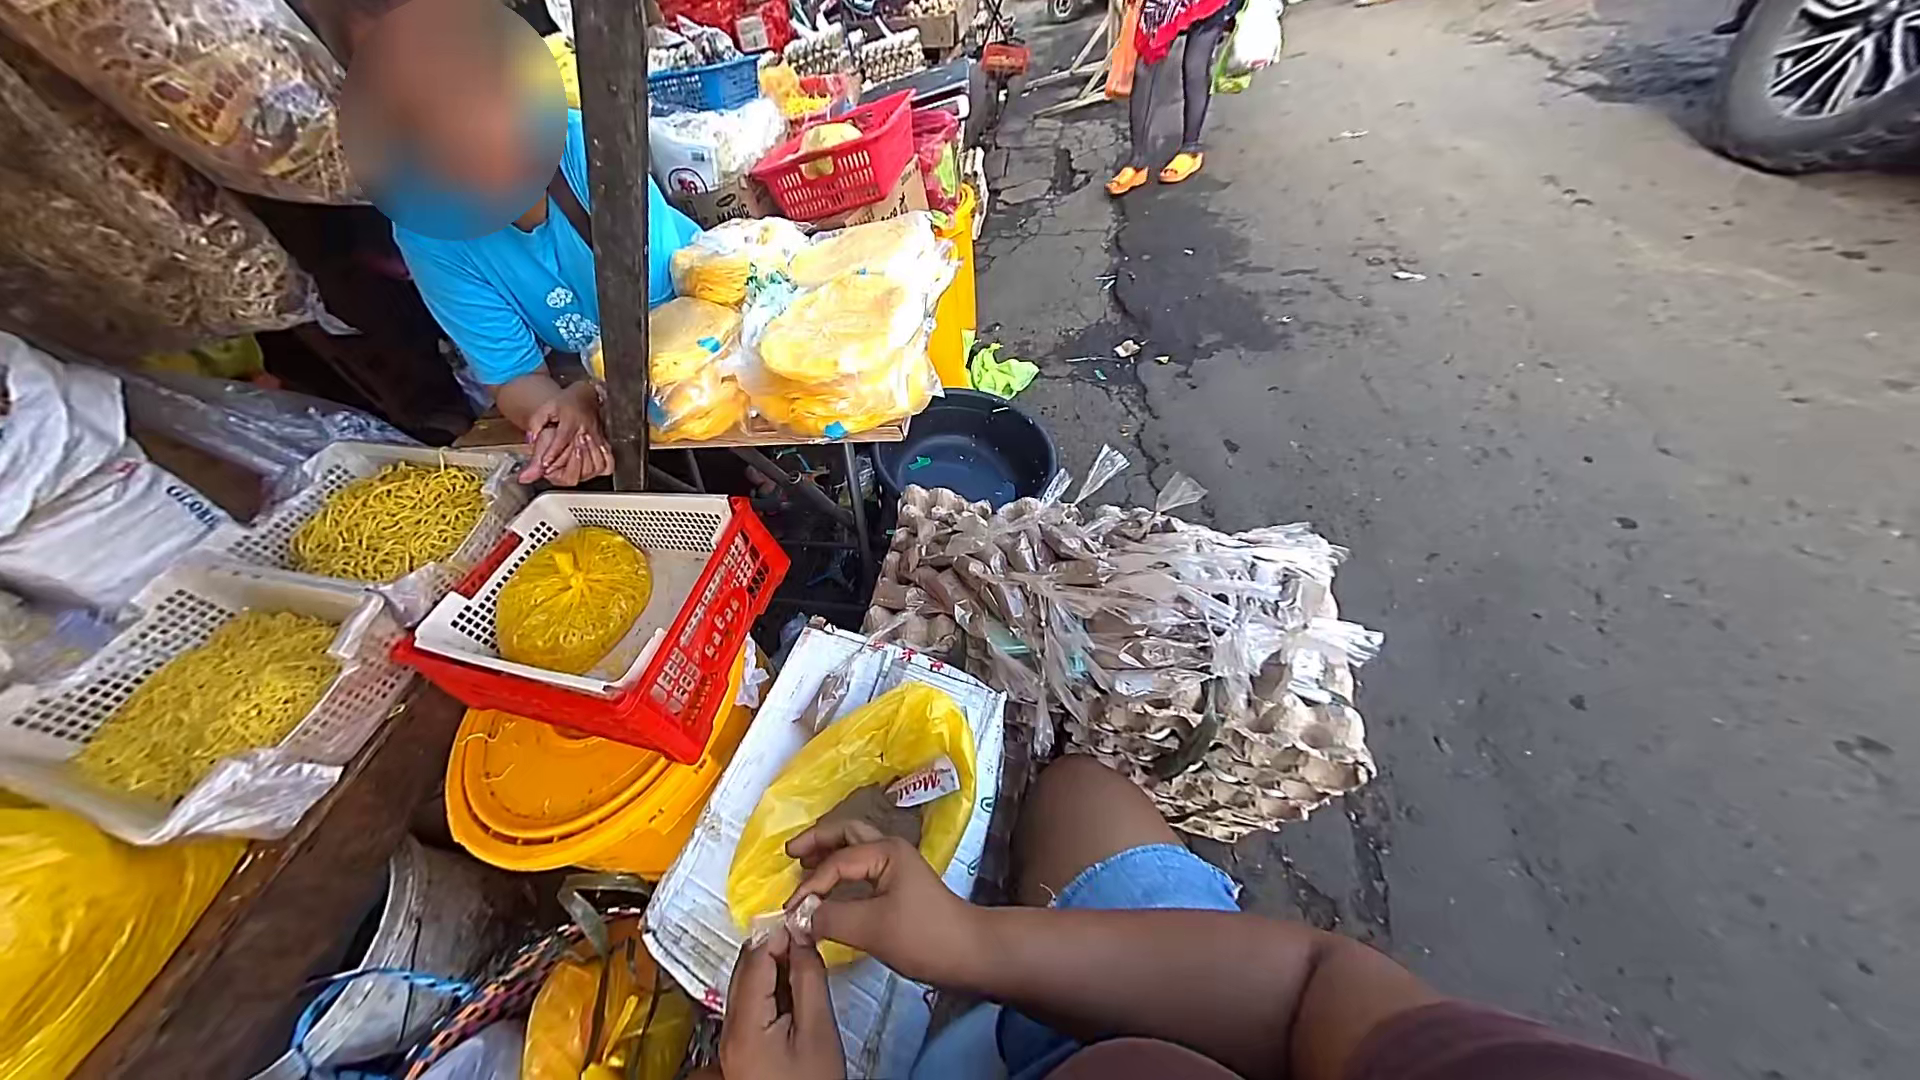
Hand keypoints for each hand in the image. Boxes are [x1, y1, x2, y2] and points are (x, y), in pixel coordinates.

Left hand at [519, 383, 611, 483]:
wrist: (587, 396)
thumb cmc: (566, 402)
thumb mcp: (546, 408)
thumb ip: (535, 423)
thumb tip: (530, 439)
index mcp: (571, 420)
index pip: (562, 440)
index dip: (553, 453)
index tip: (544, 464)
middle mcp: (586, 431)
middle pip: (579, 454)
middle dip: (565, 466)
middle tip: (552, 473)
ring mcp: (598, 438)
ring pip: (594, 460)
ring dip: (581, 469)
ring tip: (568, 473)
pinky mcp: (605, 443)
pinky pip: (607, 461)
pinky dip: (599, 468)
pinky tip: (590, 472)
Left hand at [719, 926, 844, 1079]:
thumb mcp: (818, 1027)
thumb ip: (808, 975)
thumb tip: (801, 935)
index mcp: (743, 1026)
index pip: (755, 958)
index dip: (780, 933)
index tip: (806, 922)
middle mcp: (727, 1031)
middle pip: (746, 967)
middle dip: (776, 946)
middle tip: (808, 938)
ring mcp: (730, 1041)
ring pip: (747, 982)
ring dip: (774, 964)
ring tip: (805, 961)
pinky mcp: (739, 1048)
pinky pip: (751, 1001)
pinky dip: (771, 985)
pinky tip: (794, 987)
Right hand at [784, 823, 981, 984]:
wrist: (965, 951)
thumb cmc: (922, 935)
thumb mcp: (872, 928)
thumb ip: (831, 918)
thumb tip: (799, 918)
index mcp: (886, 850)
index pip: (837, 861)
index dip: (811, 885)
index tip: (790, 911)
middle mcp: (889, 848)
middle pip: (847, 833)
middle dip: (818, 840)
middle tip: (790, 852)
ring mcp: (895, 864)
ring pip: (855, 847)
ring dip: (829, 852)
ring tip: (802, 863)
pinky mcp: (897, 883)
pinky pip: (861, 866)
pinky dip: (840, 870)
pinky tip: (828, 887)